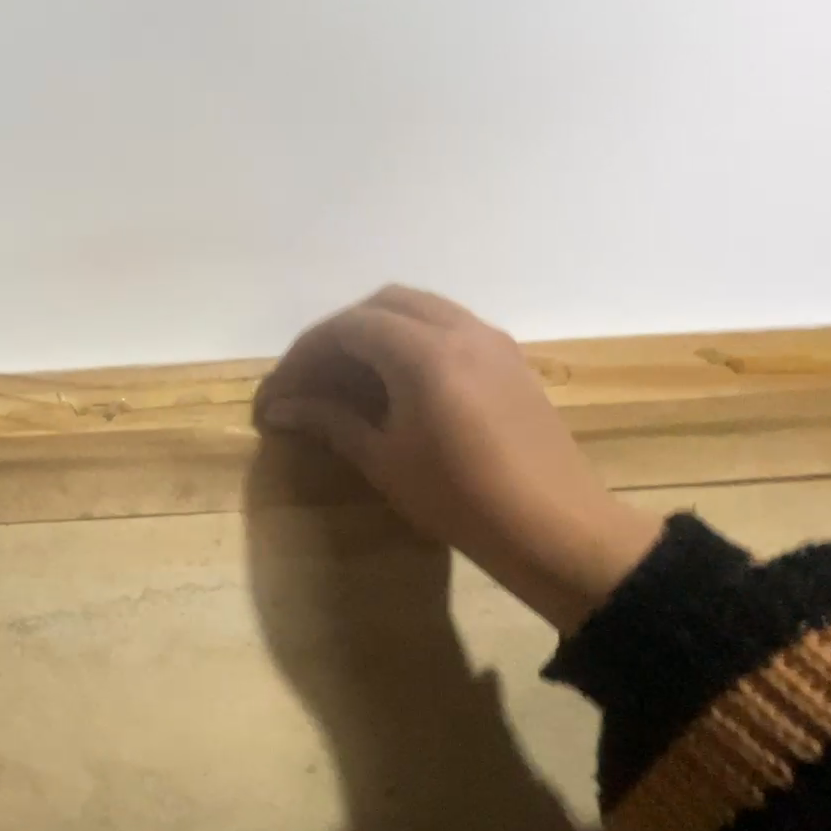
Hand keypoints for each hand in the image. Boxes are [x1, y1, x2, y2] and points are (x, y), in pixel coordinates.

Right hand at [254, 285, 663, 632]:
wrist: (551, 526)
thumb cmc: (455, 495)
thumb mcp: (381, 459)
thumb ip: (329, 421)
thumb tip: (279, 408)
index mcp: (425, 353)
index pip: (348, 327)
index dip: (304, 354)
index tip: (279, 389)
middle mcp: (461, 331)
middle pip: (383, 305)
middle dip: (336, 334)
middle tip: (308, 377)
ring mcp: (491, 342)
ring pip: (419, 310)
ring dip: (374, 332)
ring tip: (343, 378)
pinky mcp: (507, 361)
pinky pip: (447, 327)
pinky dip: (408, 341)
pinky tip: (392, 384)